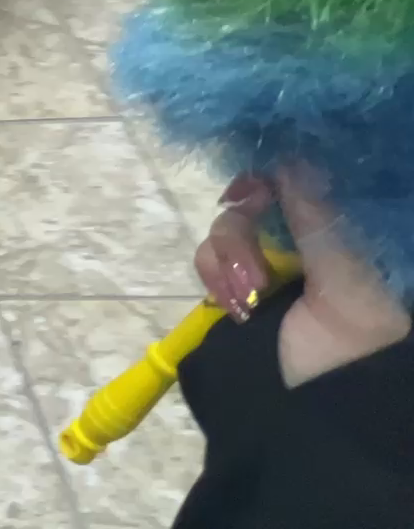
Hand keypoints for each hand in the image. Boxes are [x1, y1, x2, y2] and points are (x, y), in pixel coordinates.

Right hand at [194, 167, 410, 387]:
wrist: (313, 407)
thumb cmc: (354, 347)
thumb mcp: (348, 283)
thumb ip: (321, 223)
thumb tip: (292, 160)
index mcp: (356, 240)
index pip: (310, 183)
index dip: (276, 176)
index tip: (254, 189)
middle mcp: (316, 242)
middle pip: (261, 200)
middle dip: (243, 227)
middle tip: (249, 256)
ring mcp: (278, 261)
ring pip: (229, 227)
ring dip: (226, 258)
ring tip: (243, 297)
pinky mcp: (242, 278)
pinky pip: (210, 254)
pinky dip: (214, 274)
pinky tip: (233, 302)